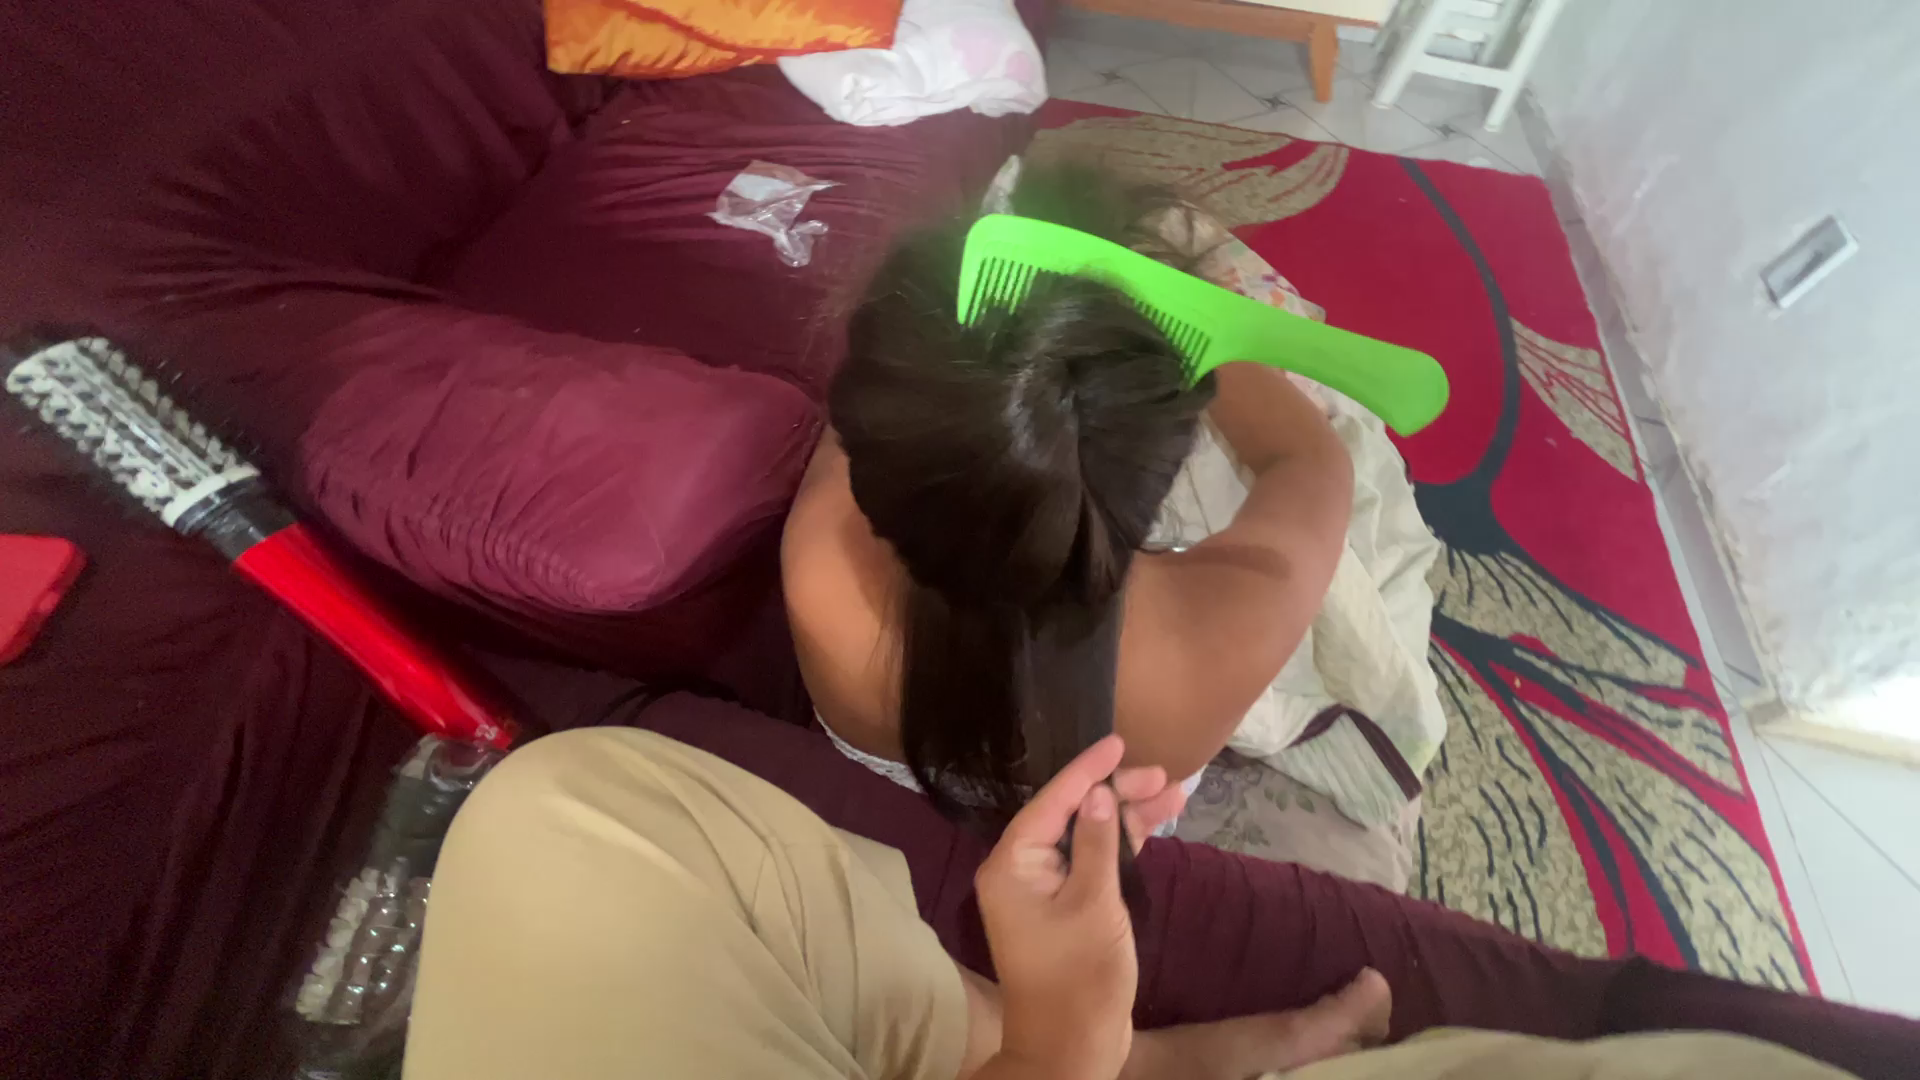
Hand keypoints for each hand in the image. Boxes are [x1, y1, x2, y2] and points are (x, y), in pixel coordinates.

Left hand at [974, 736, 1186, 1079]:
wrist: (1073, 1052)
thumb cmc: (1079, 978)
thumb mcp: (1094, 905)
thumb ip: (1097, 845)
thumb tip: (1100, 794)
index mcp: (1013, 863)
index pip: (1053, 801)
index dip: (1087, 770)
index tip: (1117, 742)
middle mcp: (1022, 867)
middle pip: (1072, 814)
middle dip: (1115, 793)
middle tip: (1160, 774)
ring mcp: (1044, 886)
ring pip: (1087, 836)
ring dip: (1126, 816)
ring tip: (1171, 792)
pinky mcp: (1066, 903)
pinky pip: (1092, 861)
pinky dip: (1121, 845)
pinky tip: (1153, 823)